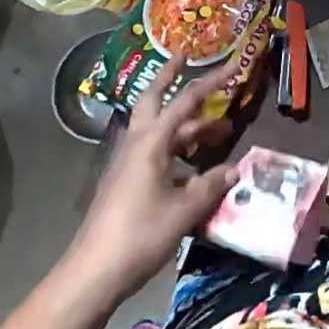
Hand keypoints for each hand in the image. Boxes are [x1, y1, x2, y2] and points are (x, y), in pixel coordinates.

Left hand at [61, 52, 241, 301]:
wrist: (94, 271)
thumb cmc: (140, 234)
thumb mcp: (183, 210)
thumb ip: (210, 185)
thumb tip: (235, 170)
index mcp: (152, 141)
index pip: (186, 101)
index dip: (211, 82)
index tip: (231, 66)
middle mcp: (137, 142)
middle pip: (154, 98)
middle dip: (170, 76)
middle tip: (185, 57)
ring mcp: (128, 160)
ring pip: (158, 127)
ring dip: (183, 121)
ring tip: (217, 126)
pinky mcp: (125, 179)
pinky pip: (154, 150)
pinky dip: (175, 147)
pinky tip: (195, 165)